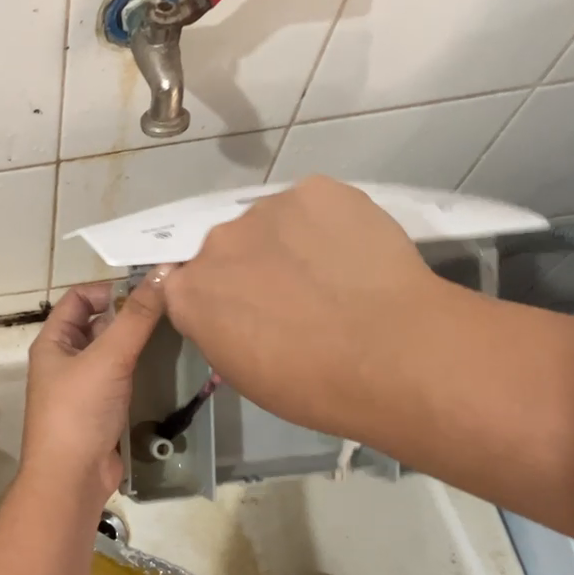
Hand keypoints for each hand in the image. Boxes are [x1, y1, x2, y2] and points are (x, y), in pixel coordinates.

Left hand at [21, 278, 165, 506]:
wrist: (72, 477)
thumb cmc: (78, 412)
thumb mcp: (107, 358)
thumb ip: (137, 317)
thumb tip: (163, 272)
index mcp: (53, 342)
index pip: (78, 299)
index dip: (109, 288)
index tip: (148, 289)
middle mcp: (65, 360)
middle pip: (100, 324)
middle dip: (131, 314)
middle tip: (173, 308)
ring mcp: (84, 386)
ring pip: (114, 352)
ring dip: (141, 342)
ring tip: (180, 331)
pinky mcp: (103, 409)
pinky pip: (124, 378)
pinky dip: (143, 369)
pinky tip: (171, 365)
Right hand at [162, 176, 460, 437]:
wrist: (387, 354)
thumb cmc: (307, 383)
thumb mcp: (239, 371)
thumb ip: (219, 329)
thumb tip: (236, 313)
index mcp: (187, 294)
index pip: (186, 284)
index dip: (218, 297)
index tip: (242, 311)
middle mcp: (214, 244)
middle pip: (226, 249)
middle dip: (251, 266)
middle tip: (292, 294)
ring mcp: (265, 211)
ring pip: (271, 223)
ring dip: (289, 241)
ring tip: (331, 272)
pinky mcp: (317, 190)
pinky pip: (314, 204)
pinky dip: (329, 223)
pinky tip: (354, 251)